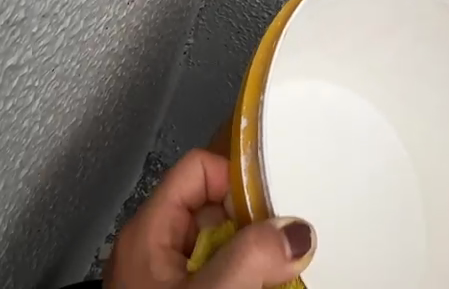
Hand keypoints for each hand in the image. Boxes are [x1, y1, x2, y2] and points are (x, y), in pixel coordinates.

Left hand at [104, 149, 315, 288]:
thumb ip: (252, 258)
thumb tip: (298, 230)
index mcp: (150, 231)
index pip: (199, 171)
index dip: (238, 181)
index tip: (276, 207)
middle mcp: (155, 250)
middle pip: (214, 210)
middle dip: (255, 226)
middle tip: (291, 245)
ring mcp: (165, 284)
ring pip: (221, 249)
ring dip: (255, 260)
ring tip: (288, 272)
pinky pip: (219, 281)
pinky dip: (244, 283)